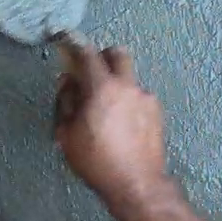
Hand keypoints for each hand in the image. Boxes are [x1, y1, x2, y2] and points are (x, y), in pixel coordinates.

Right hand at [54, 41, 169, 207]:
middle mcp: (127, 86)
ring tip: (106, 106)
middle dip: (103, 56)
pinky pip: (139, 95)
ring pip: (129, 76)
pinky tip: (121, 121)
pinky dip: (128, 99)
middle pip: (118, 53)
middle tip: (91, 70)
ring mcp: (145, 98)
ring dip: (117, 81)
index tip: (65, 37)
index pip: (87, 54)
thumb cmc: (96, 161)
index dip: (74, 43)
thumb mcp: (67, 134)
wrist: (136, 183)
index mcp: (102, 88)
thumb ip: (66, 101)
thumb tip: (68, 82)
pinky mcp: (156, 112)